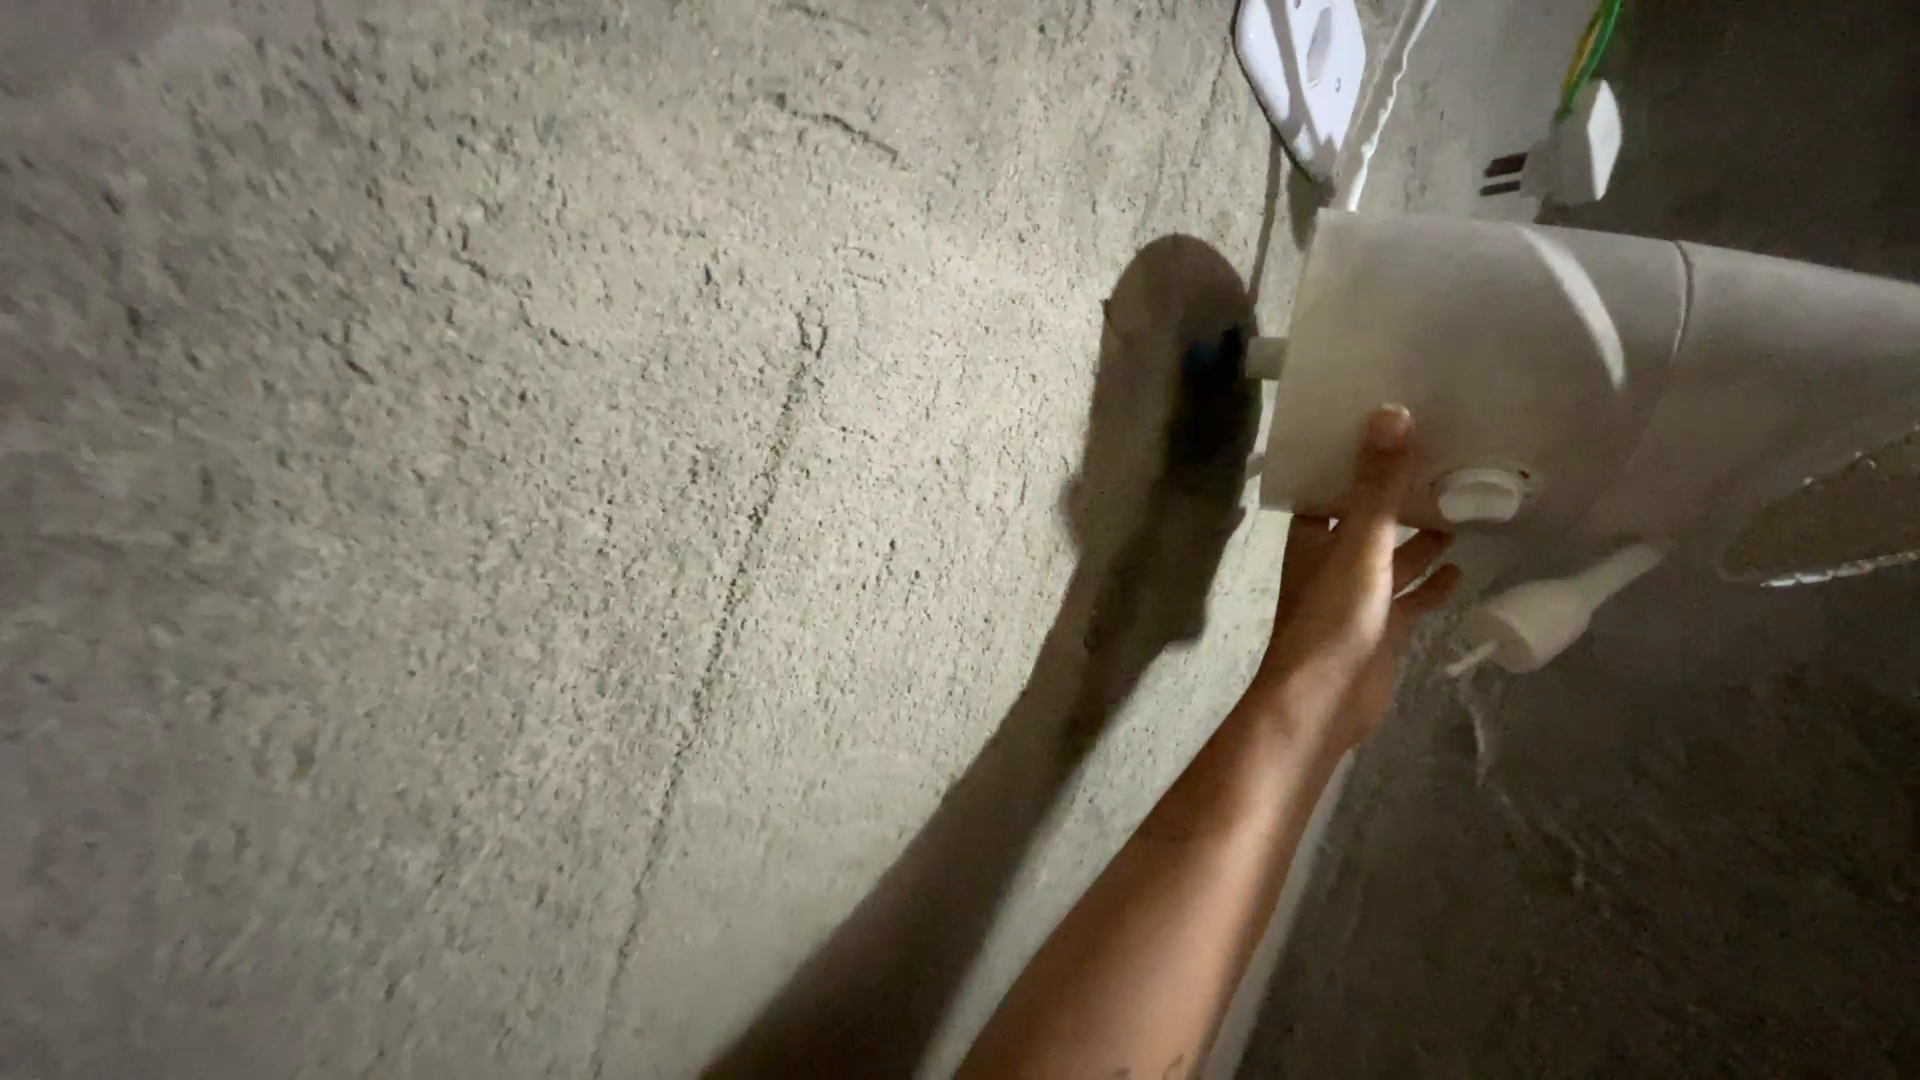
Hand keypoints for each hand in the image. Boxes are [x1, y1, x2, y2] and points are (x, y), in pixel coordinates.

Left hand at [1246, 406, 1458, 754]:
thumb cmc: (1332, 618)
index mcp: (1313, 537)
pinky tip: (1463, 568)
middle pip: (1367, 519)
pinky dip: (1432, 583)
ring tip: (1462, 504)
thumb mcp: (1359, 545)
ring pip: (1393, 557)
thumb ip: (1376, 486)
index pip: (1331, 487)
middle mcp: (1331, 561)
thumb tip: (1389, 413)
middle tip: (1443, 459)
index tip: (1389, 428)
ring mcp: (1358, 596)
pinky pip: (1411, 598)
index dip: (1354, 461)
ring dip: (1420, 536)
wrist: (1325, 701)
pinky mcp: (1382, 628)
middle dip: (1397, 495)